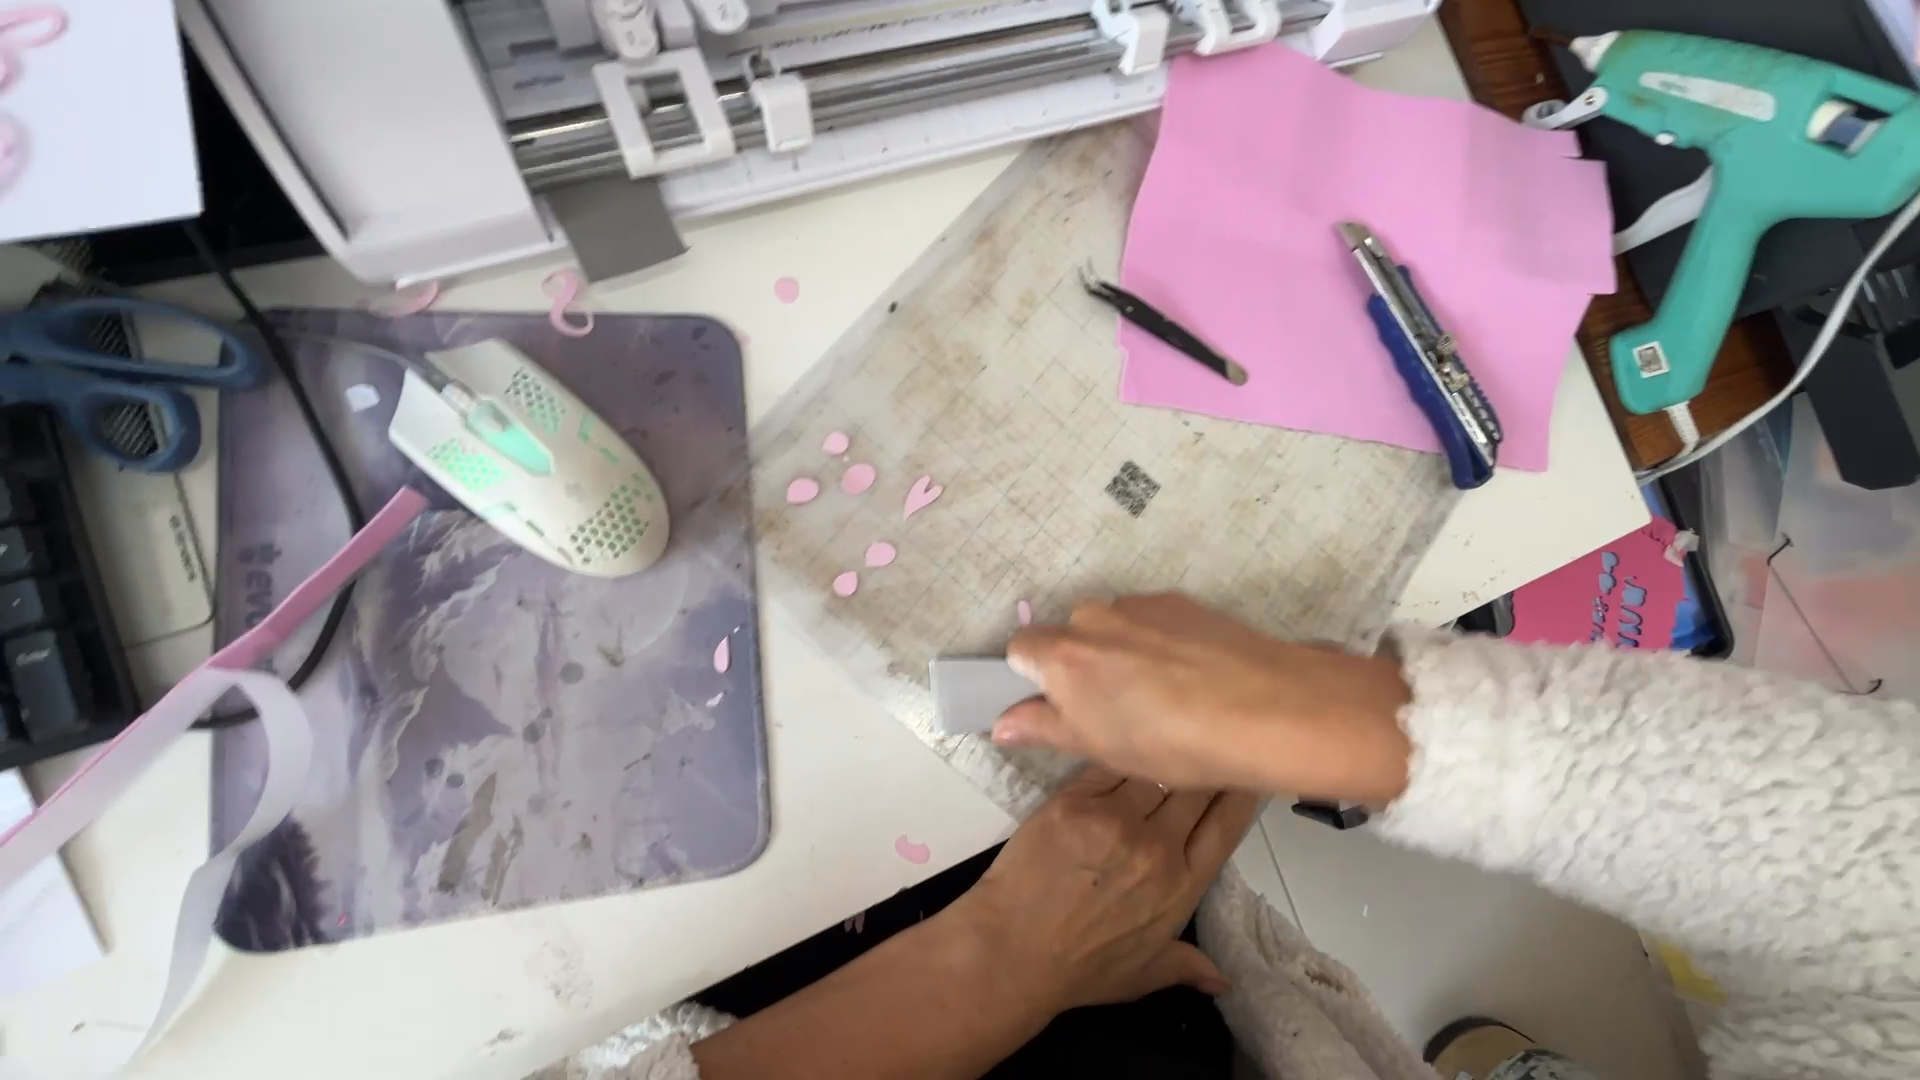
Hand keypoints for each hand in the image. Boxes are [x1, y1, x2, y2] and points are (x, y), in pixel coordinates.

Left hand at [946, 765, 1258, 1014]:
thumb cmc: (1079, 965)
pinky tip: (1118, 734)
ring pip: (1149, 768)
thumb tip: (1224, 981)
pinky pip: (1105, 763)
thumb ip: (1187, 965)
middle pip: (1193, 787)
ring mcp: (1114, 819)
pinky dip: (1116, 751)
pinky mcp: (1074, 800)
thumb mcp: (1143, 974)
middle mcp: (1156, 845)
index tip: (1240, 772)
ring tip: (1163, 730)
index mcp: (1182, 884)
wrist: (1013, 948)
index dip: (1237, 794)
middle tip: (1201, 740)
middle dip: (1201, 764)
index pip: (1225, 825)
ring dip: (1157, 751)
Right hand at [994, 593, 1412, 803]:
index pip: (1020, 648)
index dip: (1033, 676)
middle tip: (1117, 708)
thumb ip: (1043, 727)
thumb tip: (1001, 722)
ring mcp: (1139, 604)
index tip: (1061, 704)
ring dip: (1120, 651)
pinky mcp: (1178, 599)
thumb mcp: (1099, 748)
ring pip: (1111, 626)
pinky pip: (1149, 619)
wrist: (1268, 708)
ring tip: (1165, 693)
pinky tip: (1192, 674)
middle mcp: (1093, 617)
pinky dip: (1157, 641)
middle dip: (1081, 664)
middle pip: (1068, 634)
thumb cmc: (1172, 742)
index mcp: (1063, 655)